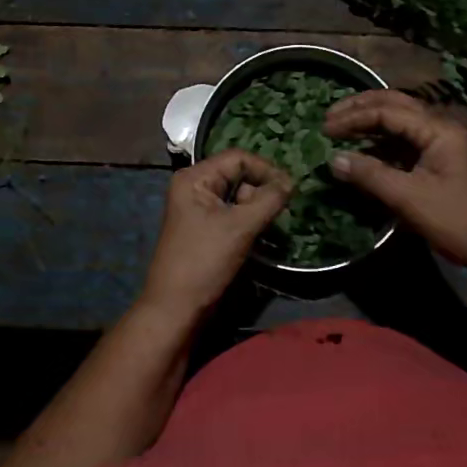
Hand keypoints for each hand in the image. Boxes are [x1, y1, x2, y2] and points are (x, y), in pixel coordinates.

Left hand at [141, 149, 291, 317]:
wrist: (176, 307)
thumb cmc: (204, 261)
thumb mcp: (240, 227)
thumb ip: (268, 200)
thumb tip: (291, 182)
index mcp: (194, 178)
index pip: (238, 158)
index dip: (266, 169)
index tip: (291, 190)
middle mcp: (193, 186)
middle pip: (237, 174)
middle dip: (261, 189)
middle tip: (279, 211)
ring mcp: (198, 208)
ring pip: (237, 195)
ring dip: (256, 206)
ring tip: (269, 225)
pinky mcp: (204, 228)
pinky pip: (232, 213)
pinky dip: (248, 220)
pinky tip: (259, 234)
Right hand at [324, 90, 466, 268]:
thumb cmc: (457, 220)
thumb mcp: (409, 198)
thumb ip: (370, 175)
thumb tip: (333, 159)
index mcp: (438, 130)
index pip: (387, 111)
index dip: (353, 117)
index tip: (325, 129)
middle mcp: (441, 128)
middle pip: (395, 104)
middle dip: (360, 107)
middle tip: (330, 117)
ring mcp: (442, 144)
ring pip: (400, 120)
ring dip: (370, 121)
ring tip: (341, 128)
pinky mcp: (440, 161)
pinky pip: (405, 140)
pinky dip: (381, 139)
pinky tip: (363, 150)